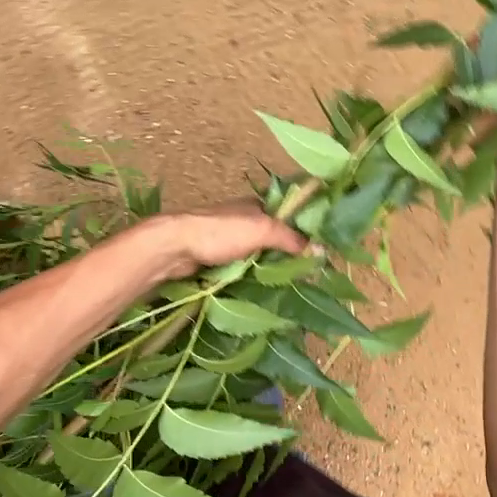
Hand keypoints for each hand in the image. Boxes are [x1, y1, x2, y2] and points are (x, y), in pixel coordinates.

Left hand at [148, 200, 306, 279]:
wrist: (174, 247)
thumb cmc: (219, 233)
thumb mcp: (262, 230)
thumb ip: (291, 238)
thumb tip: (321, 249)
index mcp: (256, 206)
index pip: (287, 217)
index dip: (302, 234)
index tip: (317, 256)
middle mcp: (243, 220)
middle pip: (273, 239)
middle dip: (285, 256)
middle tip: (303, 277)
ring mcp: (228, 240)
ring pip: (256, 256)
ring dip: (267, 270)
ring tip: (285, 288)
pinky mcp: (215, 258)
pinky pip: (240, 269)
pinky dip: (248, 278)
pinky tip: (258, 290)